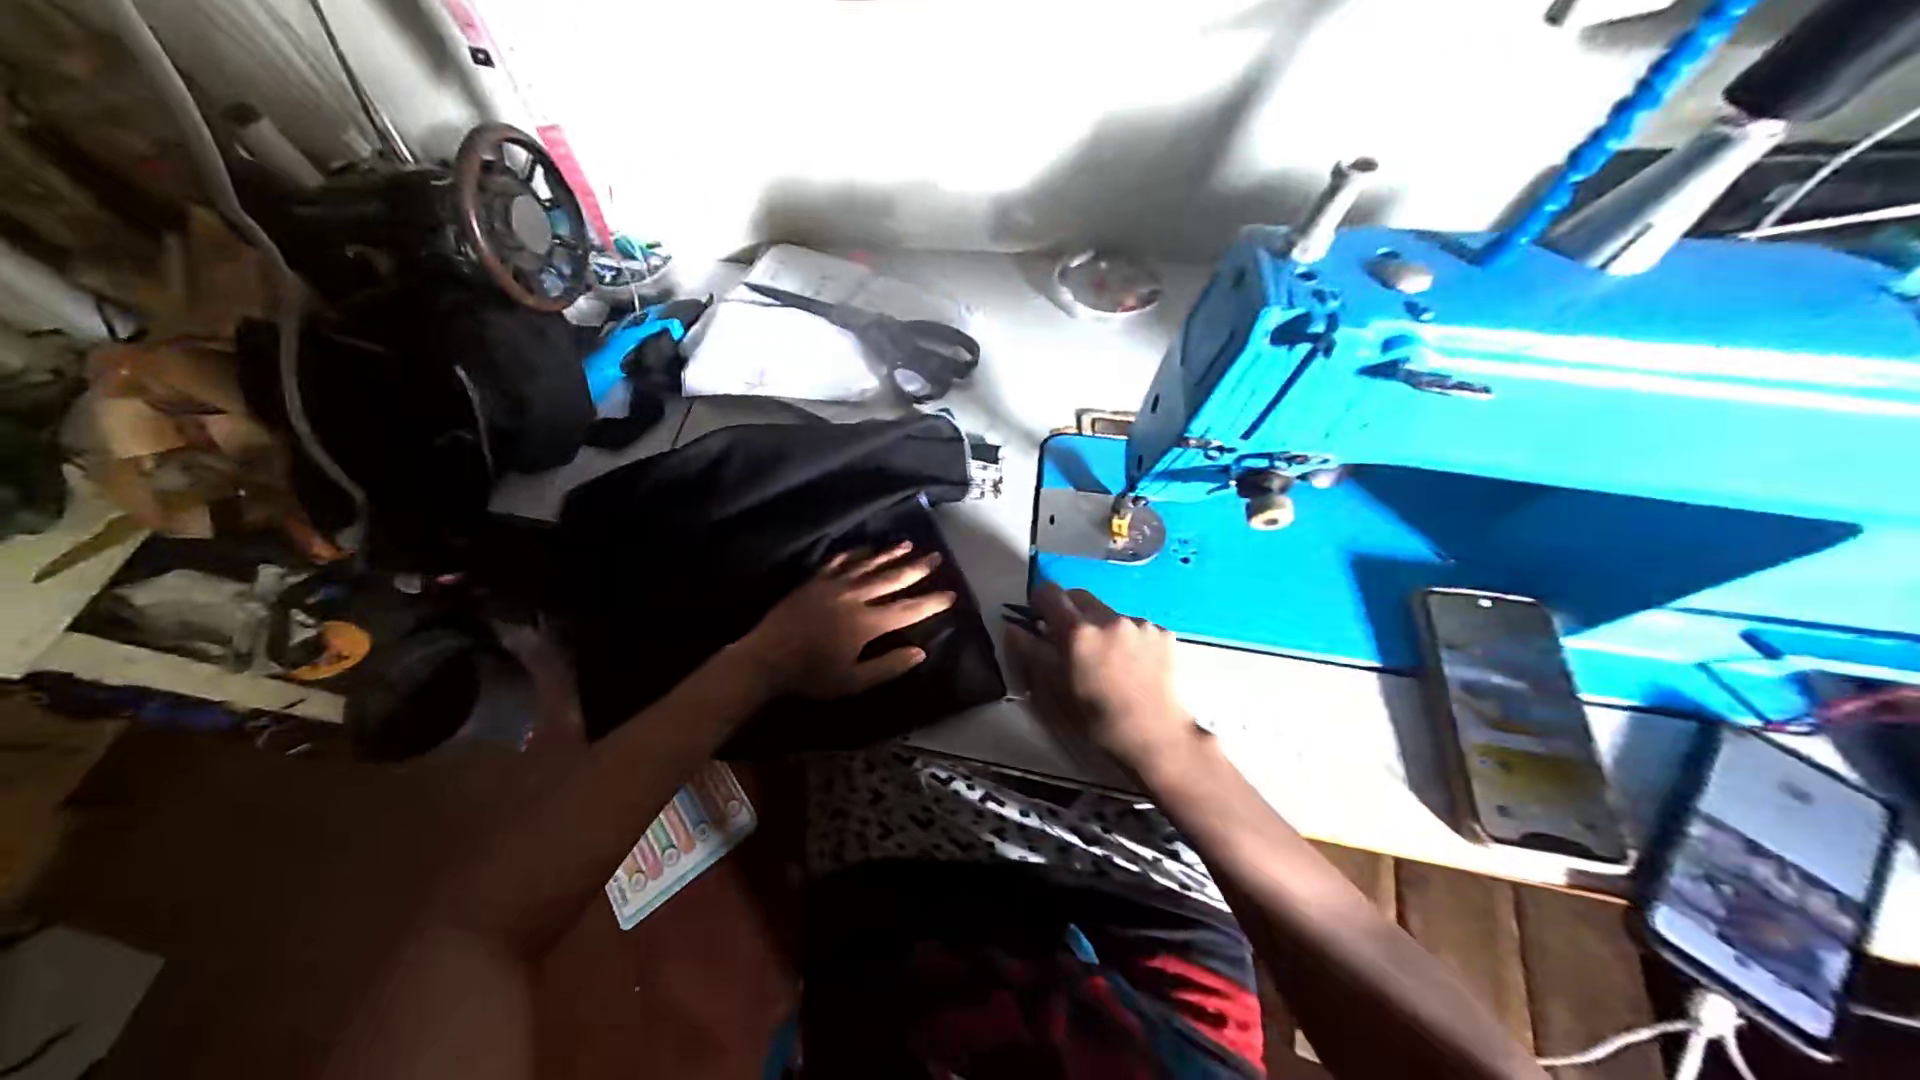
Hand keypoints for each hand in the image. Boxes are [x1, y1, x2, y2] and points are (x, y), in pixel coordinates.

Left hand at [736, 543, 955, 698]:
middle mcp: (854, 597)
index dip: (931, 602)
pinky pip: (840, 561)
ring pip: (868, 565)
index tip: (951, 594)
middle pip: (892, 579)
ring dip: (890, 555)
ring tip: (909, 545)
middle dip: (916, 569)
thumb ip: (887, 666)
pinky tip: (866, 549)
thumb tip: (919, 652)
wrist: (765, 658)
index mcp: (866, 623)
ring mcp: (833, 585)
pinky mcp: (814, 581)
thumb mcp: (852, 681)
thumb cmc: (810, 675)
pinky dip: (856, 554)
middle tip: (936, 558)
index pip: (907, 610)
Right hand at [1006, 584, 1195, 768]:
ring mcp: (1138, 623)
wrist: (1152, 736)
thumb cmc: (1095, 718)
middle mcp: (1108, 617)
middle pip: (1078, 596)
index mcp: (1077, 630)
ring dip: (1099, 626)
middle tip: (1070, 642)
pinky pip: (1134, 626)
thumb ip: (1029, 651)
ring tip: (1106, 660)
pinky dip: (1126, 638)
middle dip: (1069, 612)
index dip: (1039, 602)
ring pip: (1107, 612)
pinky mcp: (1162, 632)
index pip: (1049, 591)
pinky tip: (1131, 665)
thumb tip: (1013, 627)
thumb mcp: (1052, 688)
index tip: (1039, 620)